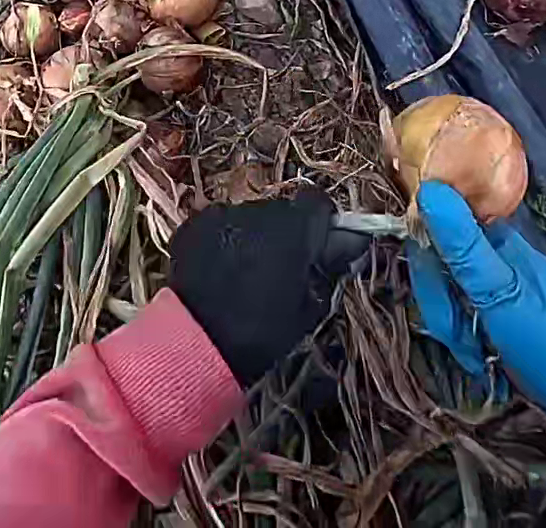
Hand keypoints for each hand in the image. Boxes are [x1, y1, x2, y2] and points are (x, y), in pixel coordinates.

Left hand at [169, 189, 346, 385]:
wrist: (195, 343)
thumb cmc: (261, 332)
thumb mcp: (308, 308)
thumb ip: (329, 267)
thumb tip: (351, 242)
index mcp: (293, 228)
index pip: (318, 202)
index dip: (322, 220)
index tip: (319, 242)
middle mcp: (259, 209)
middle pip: (283, 210)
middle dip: (286, 232)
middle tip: (281, 267)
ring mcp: (223, 212)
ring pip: (250, 215)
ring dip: (255, 234)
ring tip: (245, 272)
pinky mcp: (195, 222)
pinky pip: (220, 223)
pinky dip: (225, 238)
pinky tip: (218, 268)